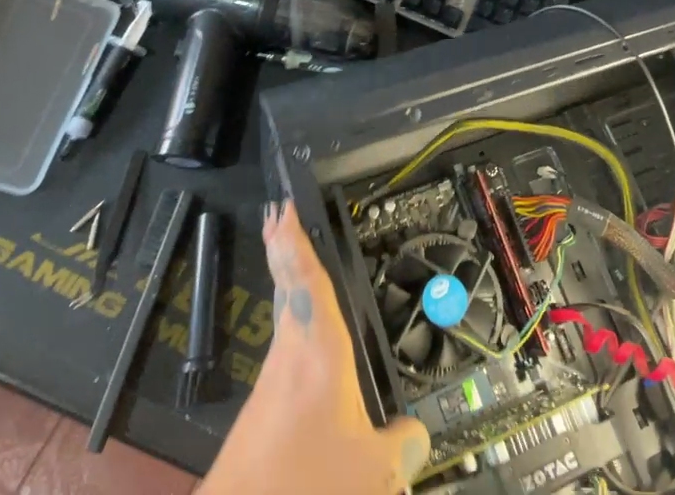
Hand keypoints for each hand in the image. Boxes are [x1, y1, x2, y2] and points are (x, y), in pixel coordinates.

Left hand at [198, 202, 429, 494]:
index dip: (296, 241)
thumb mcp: (376, 470)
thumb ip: (405, 444)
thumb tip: (412, 435)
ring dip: (288, 284)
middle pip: (285, 288)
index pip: (307, 281)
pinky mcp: (262, 409)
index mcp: (318, 355)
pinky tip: (305, 341)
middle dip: (281, 249)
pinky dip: (293, 324)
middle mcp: (289, 358)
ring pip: (284, 318)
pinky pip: (285, 349)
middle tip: (279, 215)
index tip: (285, 207)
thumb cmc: (306, 483)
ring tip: (294, 262)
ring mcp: (271, 382)